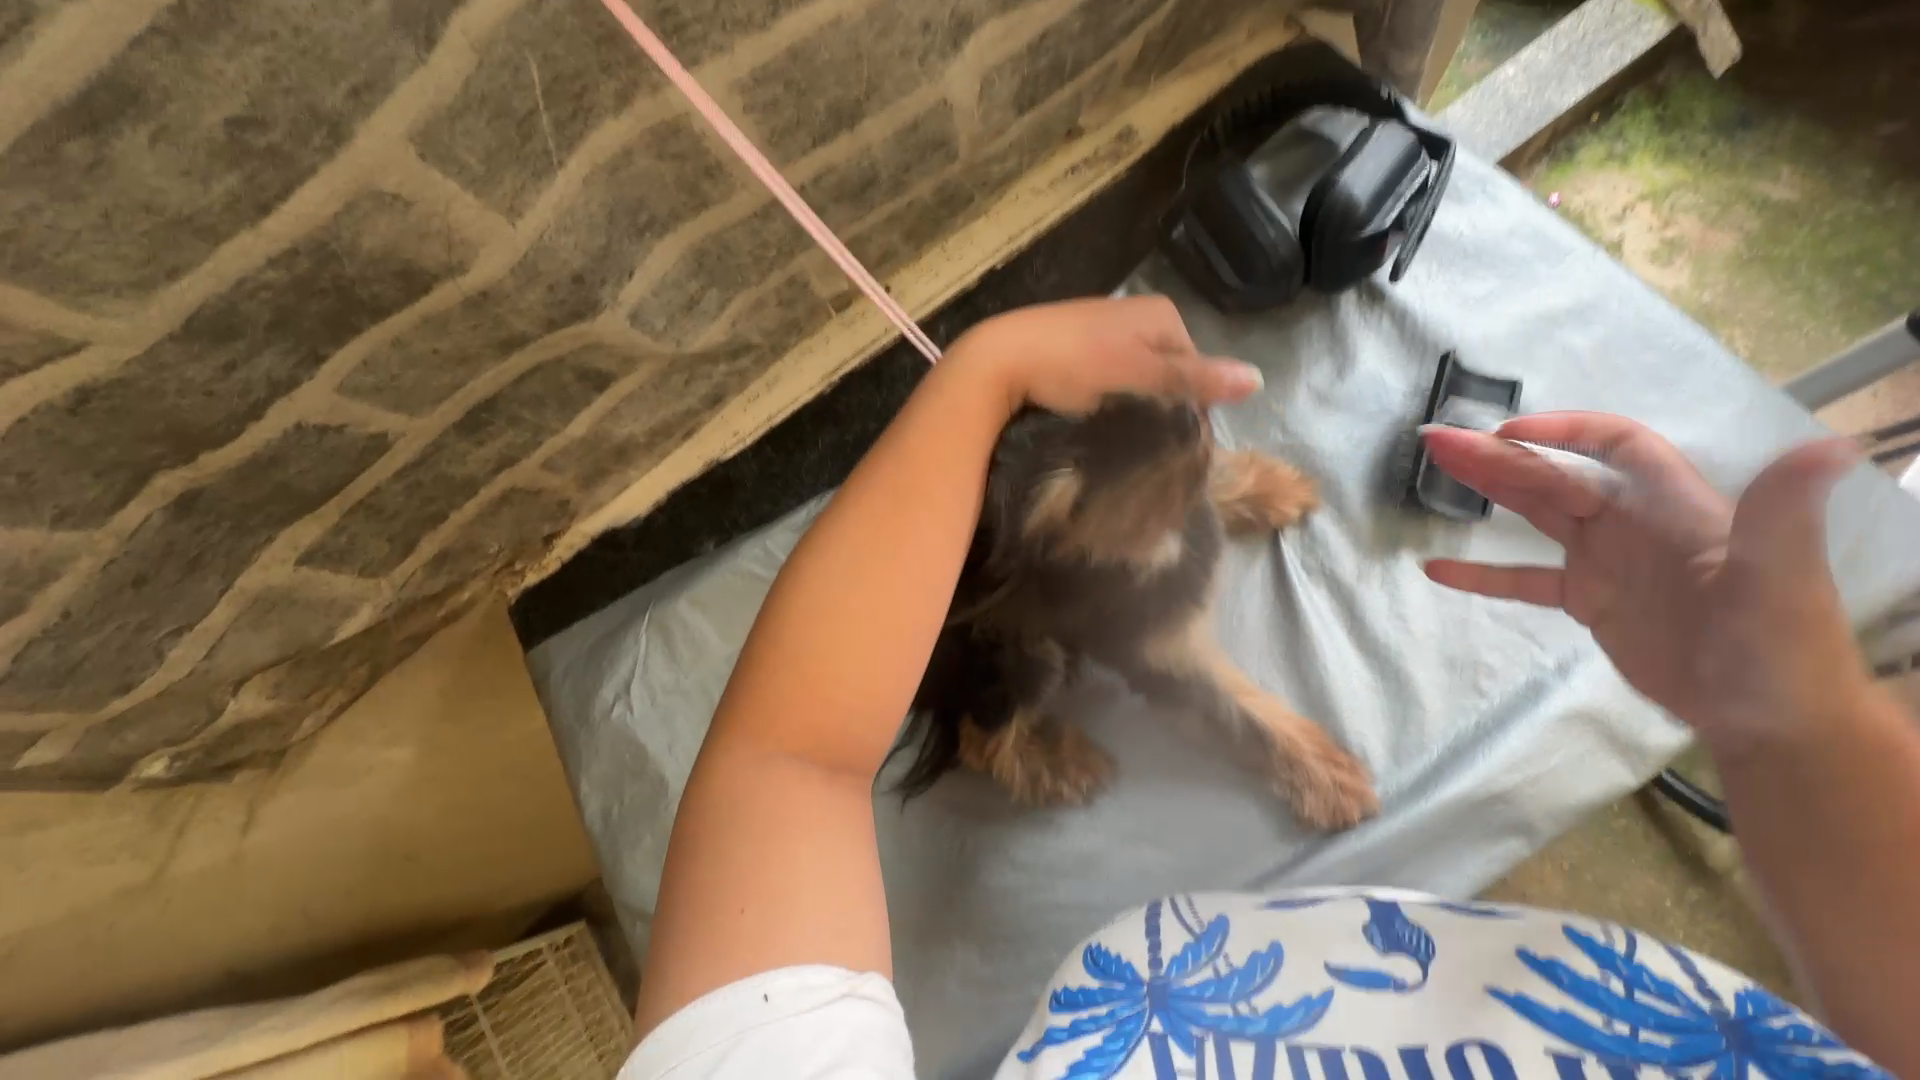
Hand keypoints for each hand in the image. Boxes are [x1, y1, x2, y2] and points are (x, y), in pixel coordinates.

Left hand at [947, 296, 1263, 415]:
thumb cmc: (1074, 364)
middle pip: (1165, 373)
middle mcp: (1133, 314)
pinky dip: (1102, 397)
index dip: (1186, 408)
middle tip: (1137, 441)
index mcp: (1160, 314)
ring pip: (1134, 377)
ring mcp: (1101, 328)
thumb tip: (1257, 380)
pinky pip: (1105, 377)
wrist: (999, 360)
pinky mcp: (1072, 346)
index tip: (1168, 443)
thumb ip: (1194, 380)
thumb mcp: (1140, 375)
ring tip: (1111, 432)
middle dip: (1156, 405)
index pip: (1195, 369)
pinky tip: (1087, 416)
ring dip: (1128, 405)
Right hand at [1420, 412, 1870, 753]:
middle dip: (1499, 456)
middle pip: (1556, 476)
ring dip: (1488, 491)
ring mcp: (1606, 562)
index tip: (1508, 432)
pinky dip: (1482, 574)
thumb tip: (1829, 447)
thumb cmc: (1780, 645)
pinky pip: (1525, 580)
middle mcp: (1634, 524)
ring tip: (1436, 472)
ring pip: (1537, 514)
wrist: (1770, 718)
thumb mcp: (1780, 578)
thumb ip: (1782, 513)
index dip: (1564, 432)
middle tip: (1440, 442)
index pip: (1616, 447)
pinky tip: (1439, 569)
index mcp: (1672, 506)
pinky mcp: (1588, 601)